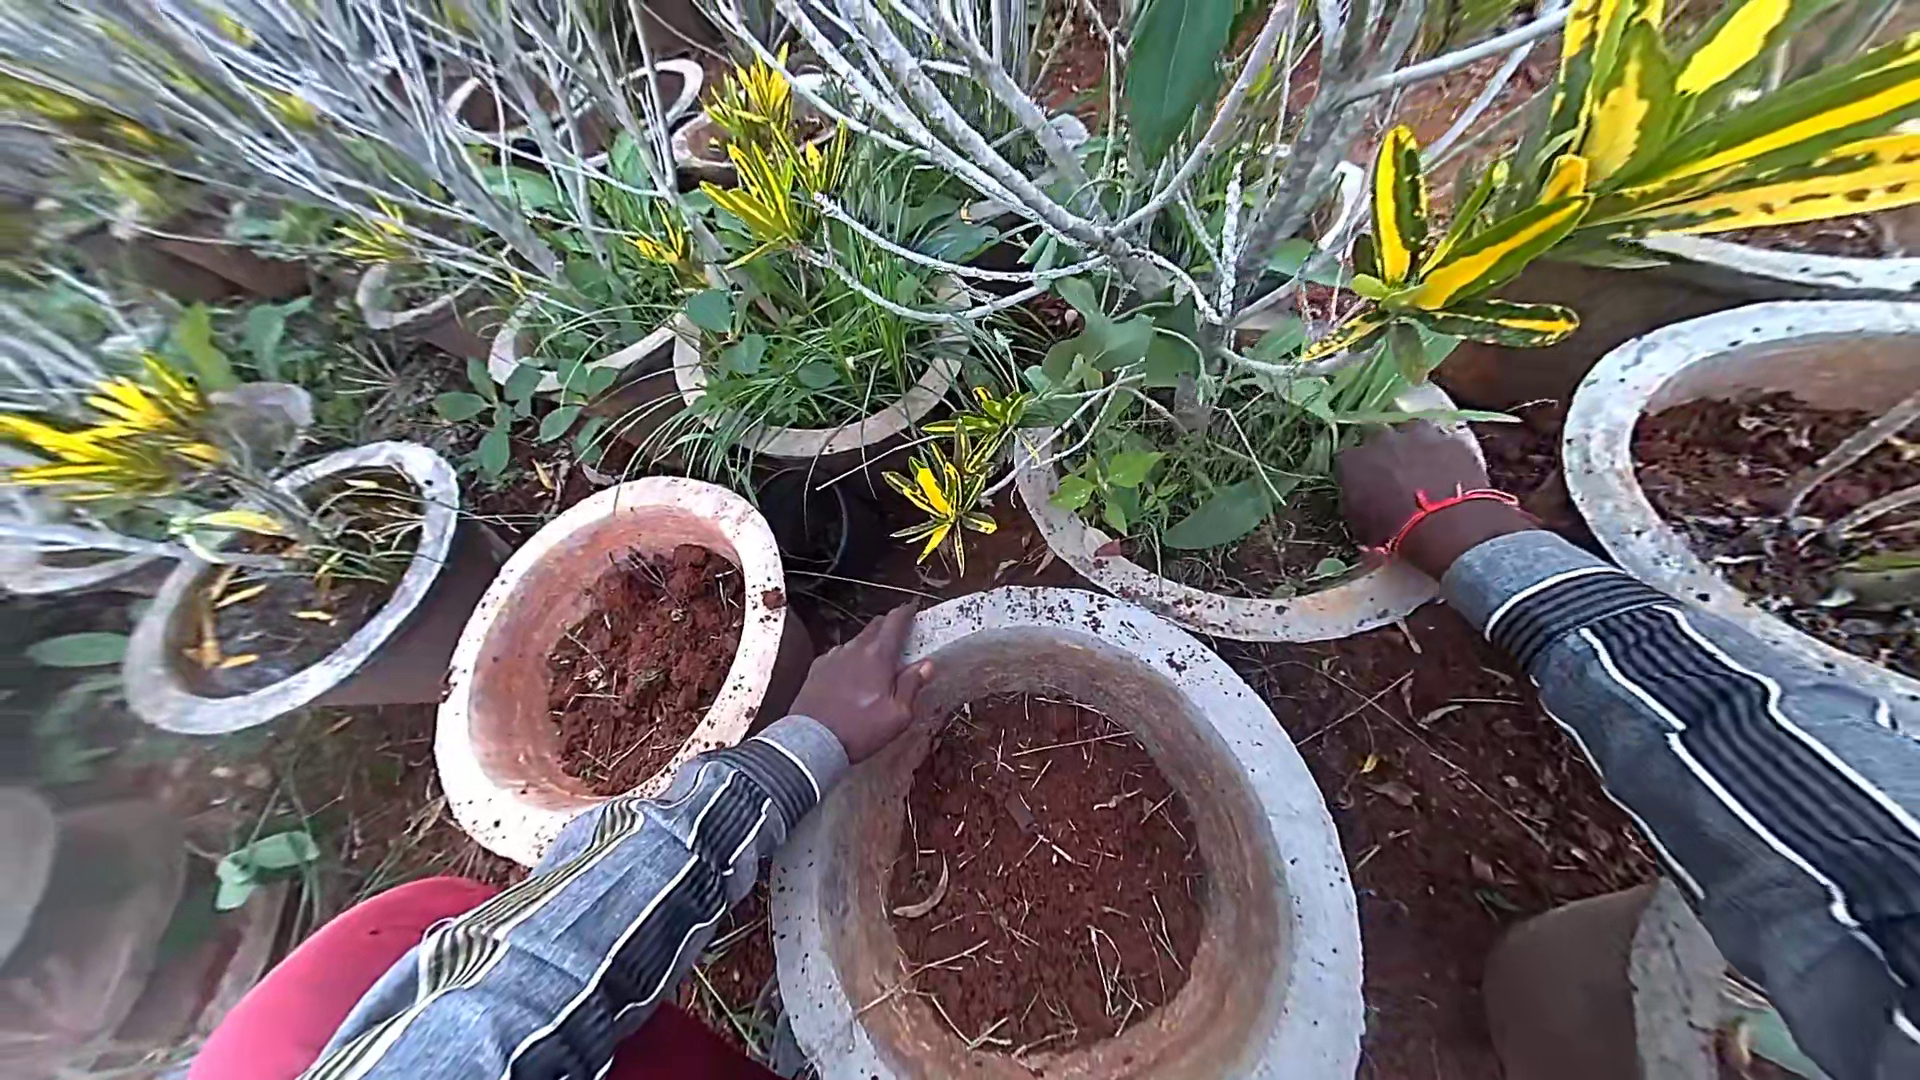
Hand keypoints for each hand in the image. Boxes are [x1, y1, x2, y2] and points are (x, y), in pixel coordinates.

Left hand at [788, 603, 931, 762]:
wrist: (810, 742)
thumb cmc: (858, 730)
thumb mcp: (898, 715)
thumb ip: (912, 686)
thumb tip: (926, 665)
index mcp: (879, 656)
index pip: (895, 622)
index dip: (906, 612)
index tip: (912, 610)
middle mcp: (855, 649)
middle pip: (875, 626)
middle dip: (889, 626)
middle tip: (900, 637)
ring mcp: (833, 656)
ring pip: (856, 641)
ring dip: (869, 646)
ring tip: (875, 664)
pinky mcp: (817, 668)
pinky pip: (839, 656)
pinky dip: (850, 660)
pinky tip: (851, 678)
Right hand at [1336, 422, 1532, 579]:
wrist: (1443, 525)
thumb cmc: (1391, 529)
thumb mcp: (1358, 521)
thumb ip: (1355, 500)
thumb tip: (1360, 501)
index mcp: (1351, 460)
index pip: (1345, 457)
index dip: (1355, 470)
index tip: (1361, 482)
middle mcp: (1381, 440)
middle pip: (1377, 436)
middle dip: (1382, 450)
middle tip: (1391, 470)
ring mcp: (1419, 436)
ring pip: (1412, 430)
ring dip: (1414, 443)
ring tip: (1421, 463)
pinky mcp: (1453, 440)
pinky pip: (1444, 442)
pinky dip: (1444, 453)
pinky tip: (1448, 469)